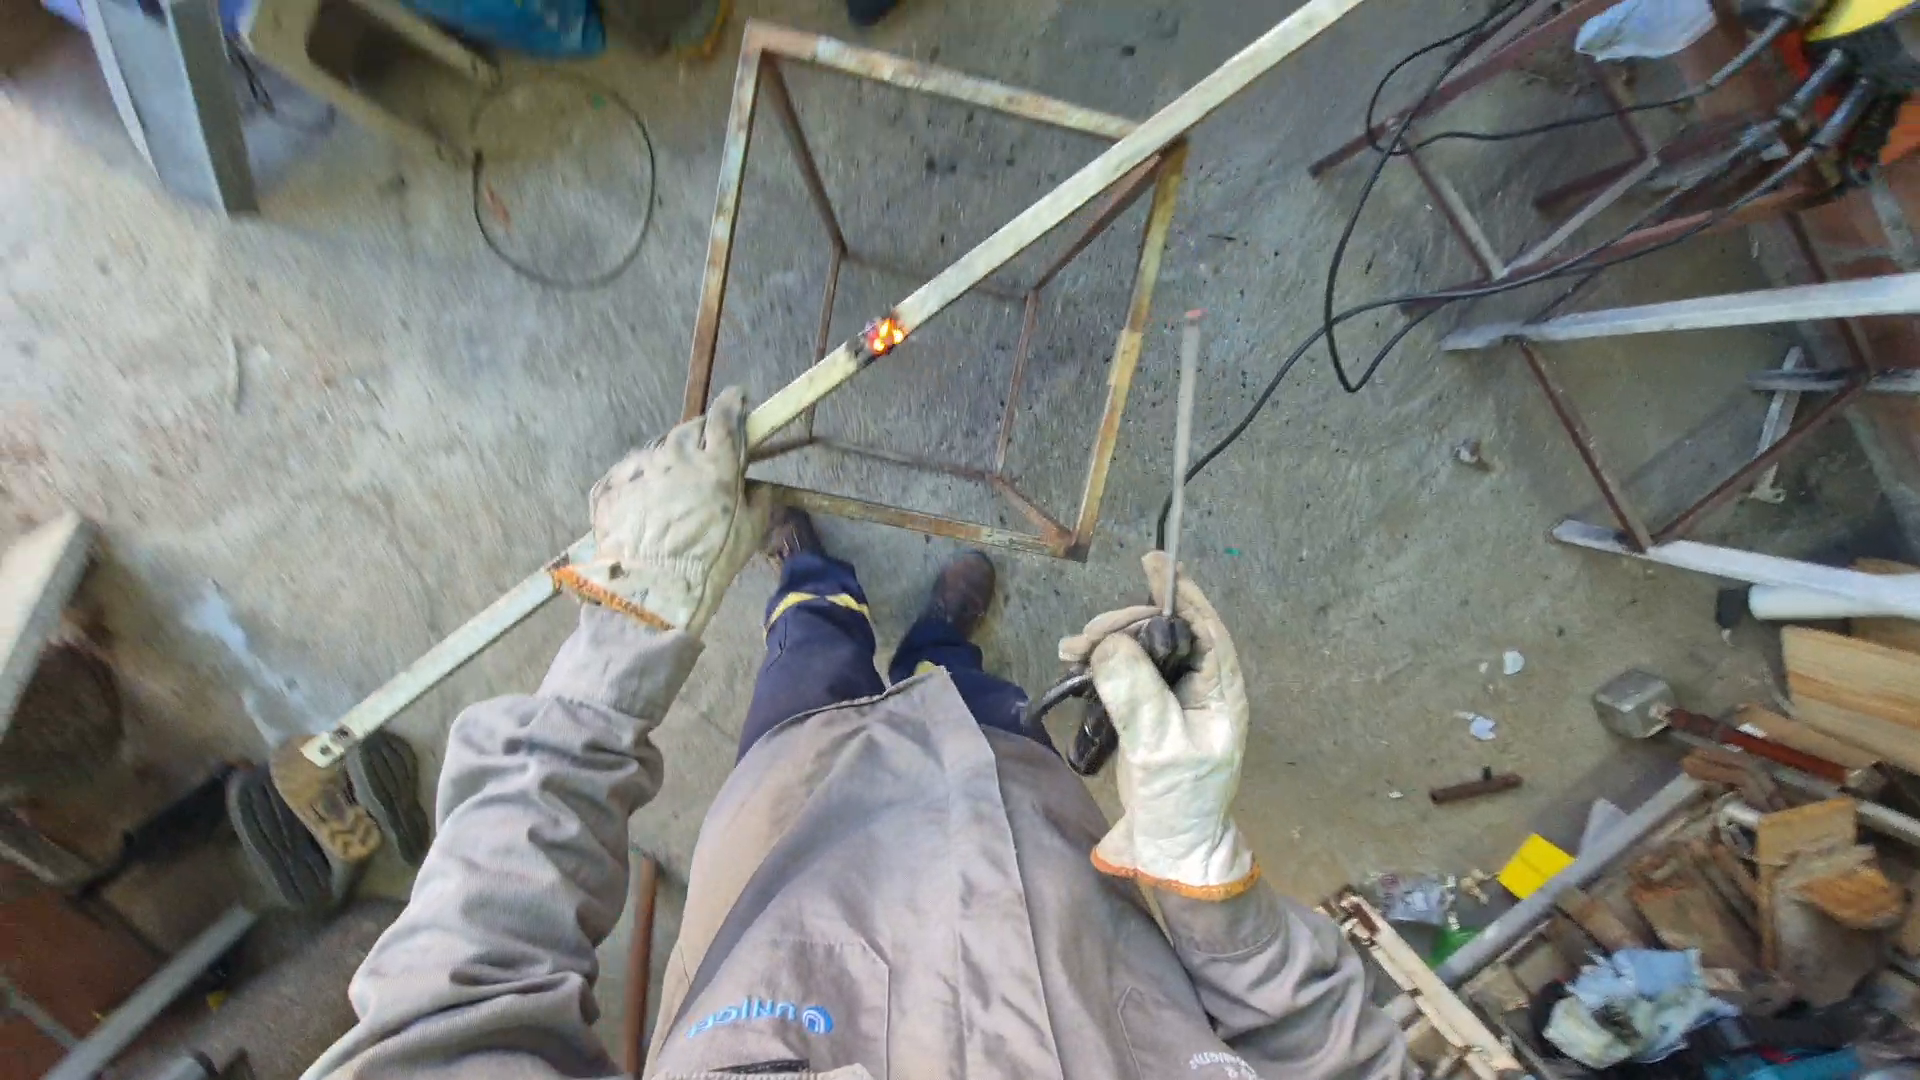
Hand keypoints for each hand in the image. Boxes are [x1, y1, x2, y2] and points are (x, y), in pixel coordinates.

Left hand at [555, 387, 769, 636]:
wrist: (653, 589)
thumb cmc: (710, 561)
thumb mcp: (750, 531)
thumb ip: (758, 500)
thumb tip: (757, 486)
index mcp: (715, 464)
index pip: (725, 417)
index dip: (732, 404)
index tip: (737, 399)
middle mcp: (676, 456)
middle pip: (690, 429)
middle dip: (701, 434)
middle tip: (707, 455)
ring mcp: (639, 468)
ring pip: (659, 450)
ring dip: (671, 460)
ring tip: (675, 490)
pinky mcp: (611, 486)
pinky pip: (629, 472)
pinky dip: (640, 481)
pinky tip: (647, 505)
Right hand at [1058, 552, 1257, 899]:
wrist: (1168, 845)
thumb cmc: (1179, 800)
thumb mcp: (1159, 749)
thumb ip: (1137, 695)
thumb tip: (1108, 644)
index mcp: (1219, 691)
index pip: (1205, 628)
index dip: (1181, 593)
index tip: (1155, 562)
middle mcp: (1199, 686)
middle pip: (1163, 633)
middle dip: (1124, 626)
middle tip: (1084, 639)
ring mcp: (1171, 697)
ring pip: (1139, 648)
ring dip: (1106, 642)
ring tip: (1071, 651)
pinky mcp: (1146, 708)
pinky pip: (1124, 669)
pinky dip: (1099, 661)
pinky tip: (1076, 662)